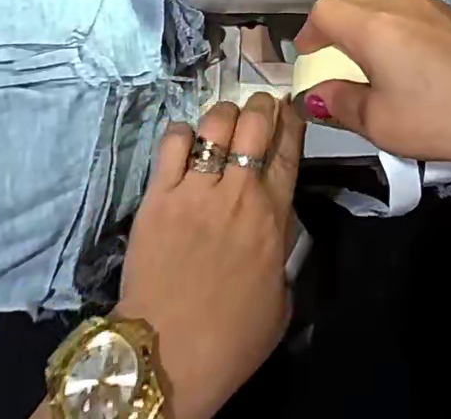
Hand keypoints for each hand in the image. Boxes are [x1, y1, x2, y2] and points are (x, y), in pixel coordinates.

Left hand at [114, 93, 303, 418]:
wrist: (170, 349)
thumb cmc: (232, 336)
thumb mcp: (279, 297)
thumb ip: (280, 248)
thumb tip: (274, 218)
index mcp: (271, 219)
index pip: (287, 154)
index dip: (290, 124)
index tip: (290, 105)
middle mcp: (236, 193)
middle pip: (253, 126)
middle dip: (259, 106)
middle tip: (259, 102)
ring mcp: (195, 188)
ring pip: (214, 126)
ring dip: (223, 113)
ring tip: (224, 114)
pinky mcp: (159, 192)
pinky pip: (171, 143)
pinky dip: (180, 132)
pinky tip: (183, 136)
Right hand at [295, 0, 450, 183]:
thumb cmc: (449, 119)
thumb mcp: (383, 124)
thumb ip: (340, 105)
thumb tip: (315, 96)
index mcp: (372, 26)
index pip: (322, 12)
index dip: (307, 34)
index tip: (308, 61)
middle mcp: (398, 5)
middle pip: (349, 1)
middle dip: (332, 27)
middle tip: (336, 61)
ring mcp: (433, 7)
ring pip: (381, 4)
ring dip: (365, 26)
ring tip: (375, 65)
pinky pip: (410, 13)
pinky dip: (395, 30)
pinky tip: (417, 67)